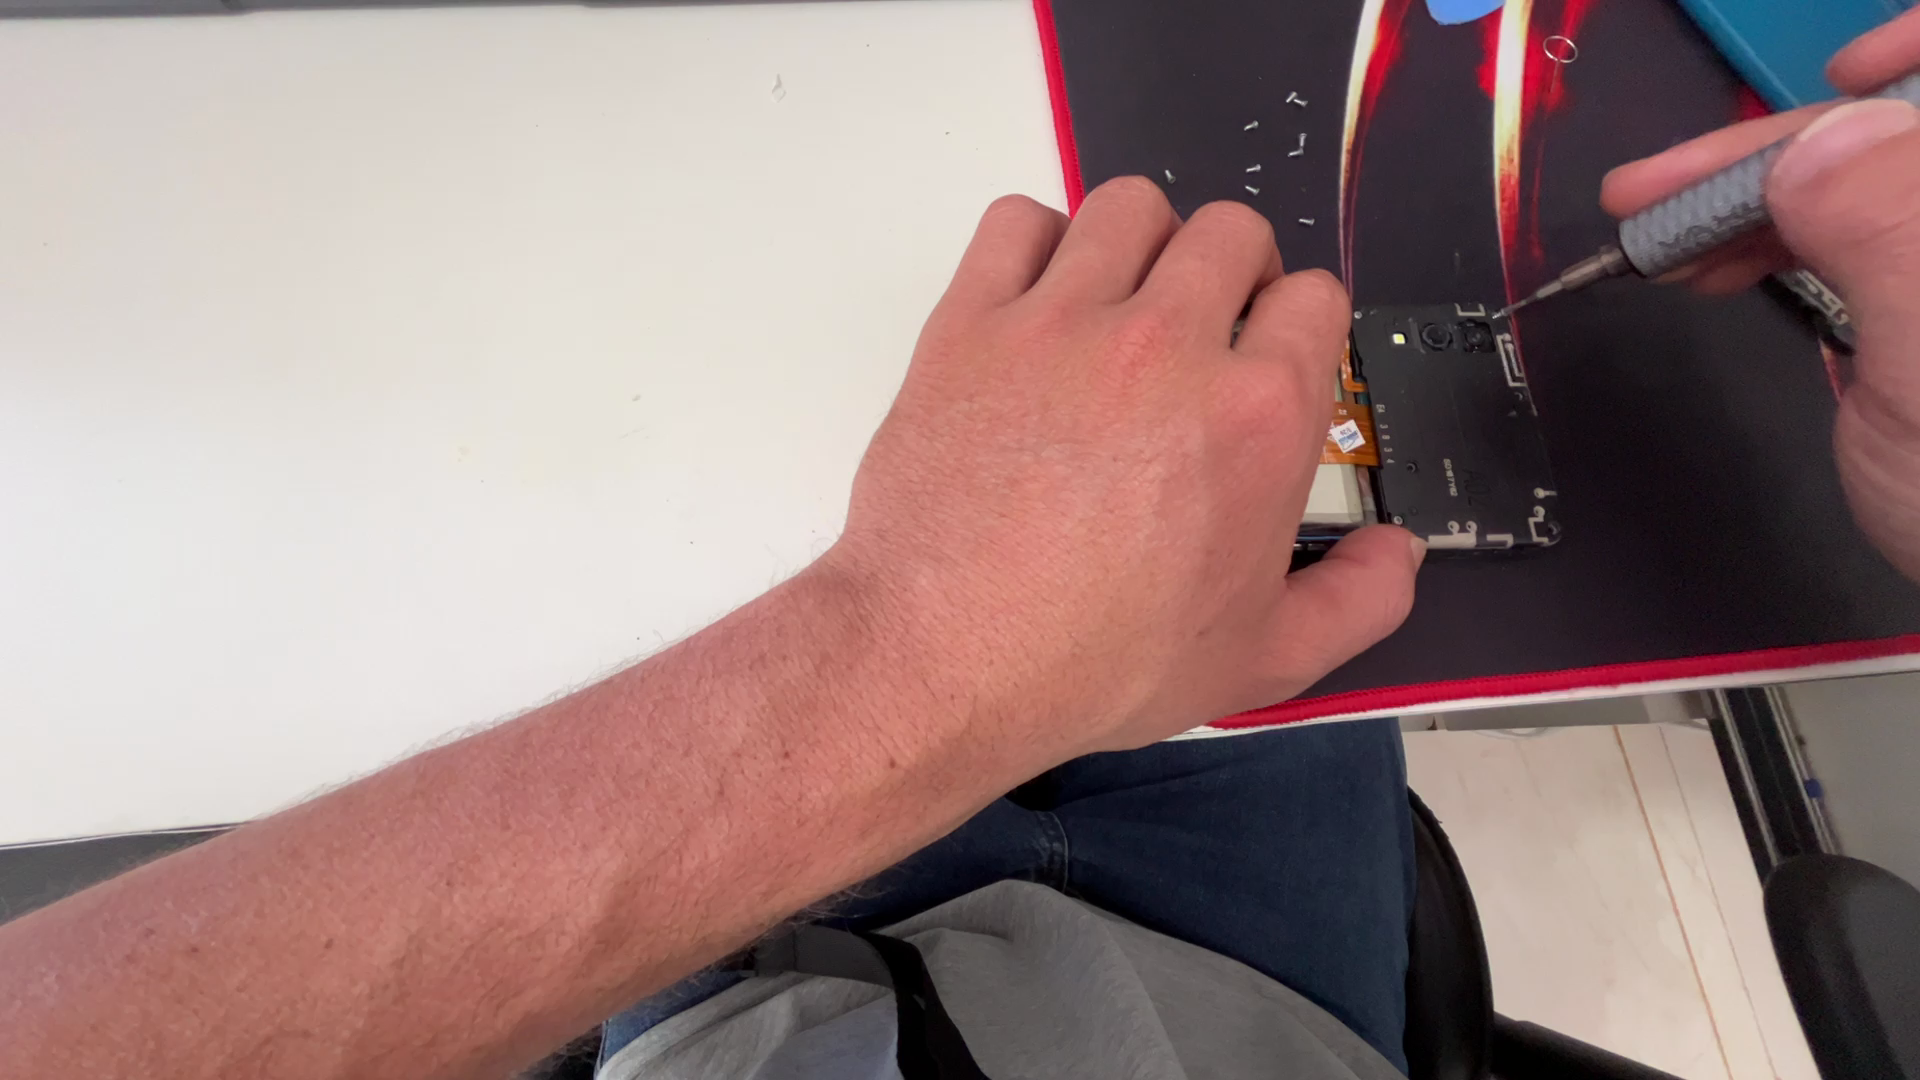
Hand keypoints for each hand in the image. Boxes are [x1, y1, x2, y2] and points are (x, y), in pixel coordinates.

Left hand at [822, 177, 1422, 755]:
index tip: (1257, 363)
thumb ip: (1356, 601)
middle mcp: (1164, 345)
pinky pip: (1014, 225)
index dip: (1290, 330)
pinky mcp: (969, 326)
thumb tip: (1398, 549)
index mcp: (1256, 414)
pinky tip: (1033, 305)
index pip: (1312, 299)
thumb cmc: (1095, 665)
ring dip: (1138, 246)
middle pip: (1229, 234)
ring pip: (1128, 209)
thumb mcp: (1258, 663)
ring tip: (1114, 312)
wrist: (945, 658)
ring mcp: (1058, 324)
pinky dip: (1033, 245)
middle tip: (1191, 340)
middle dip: (1227, 276)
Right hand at [1602, 10, 1919, 578]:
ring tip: (1665, 249)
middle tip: (1649, 198)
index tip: (1825, 82)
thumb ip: (1900, 234)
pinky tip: (1719, 266)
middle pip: (1904, 131)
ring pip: (1861, 180)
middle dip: (1781, 150)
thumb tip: (1814, 143)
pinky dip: (1770, 239)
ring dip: (1754, 201)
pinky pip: (1844, 232)